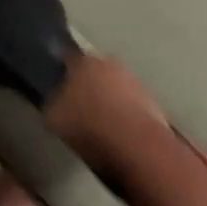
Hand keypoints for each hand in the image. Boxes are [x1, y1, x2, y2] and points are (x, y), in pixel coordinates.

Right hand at [41, 54, 172, 167]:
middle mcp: (110, 63)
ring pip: (115, 85)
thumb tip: (56, 99)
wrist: (135, 146)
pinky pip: (131, 102)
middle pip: (95, 71)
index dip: (62, 74)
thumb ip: (54, 102)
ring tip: (101, 121)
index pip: (67, 59)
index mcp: (83, 61)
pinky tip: (119, 130)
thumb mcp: (54, 118)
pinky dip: (125, 112)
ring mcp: (134, 80)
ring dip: (109, 97)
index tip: (57, 88)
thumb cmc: (87, 127)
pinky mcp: (152, 100)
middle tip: (79, 105)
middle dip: (88, 84)